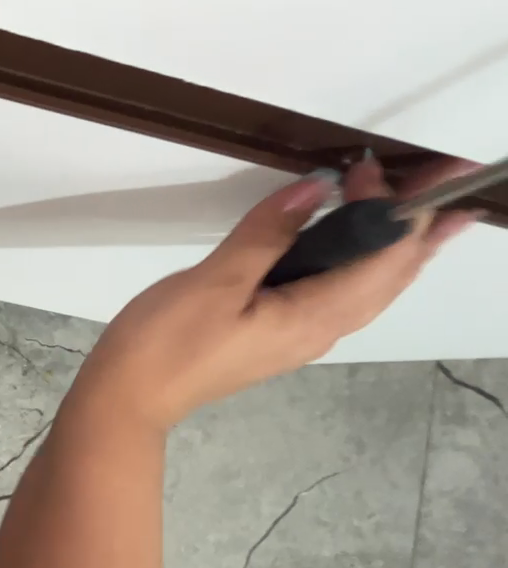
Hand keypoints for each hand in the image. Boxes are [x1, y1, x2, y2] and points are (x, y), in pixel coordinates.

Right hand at [72, 155, 484, 431]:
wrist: (123, 400)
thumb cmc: (163, 344)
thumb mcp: (210, 283)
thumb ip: (265, 236)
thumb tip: (314, 189)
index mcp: (315, 314)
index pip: (382, 252)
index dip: (393, 206)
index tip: (377, 168)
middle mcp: (320, 330)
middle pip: (390, 276)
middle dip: (420, 230)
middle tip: (443, 182)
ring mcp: (295, 341)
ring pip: (367, 291)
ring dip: (395, 253)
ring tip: (418, 221)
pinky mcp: (269, 344)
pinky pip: (336, 301)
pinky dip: (358, 272)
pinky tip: (344, 264)